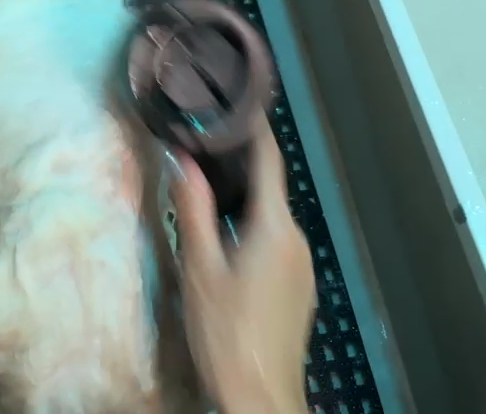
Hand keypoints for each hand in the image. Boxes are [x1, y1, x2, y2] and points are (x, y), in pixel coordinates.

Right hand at [170, 116, 315, 413]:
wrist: (261, 398)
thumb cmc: (225, 329)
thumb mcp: (200, 267)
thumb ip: (193, 209)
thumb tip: (182, 158)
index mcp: (275, 225)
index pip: (270, 160)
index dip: (255, 128)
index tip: (236, 101)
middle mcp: (297, 238)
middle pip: (270, 187)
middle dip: (241, 163)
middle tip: (205, 140)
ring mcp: (303, 265)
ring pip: (272, 215)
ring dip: (246, 196)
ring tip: (209, 181)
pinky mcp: (300, 287)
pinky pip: (278, 239)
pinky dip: (255, 224)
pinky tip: (229, 232)